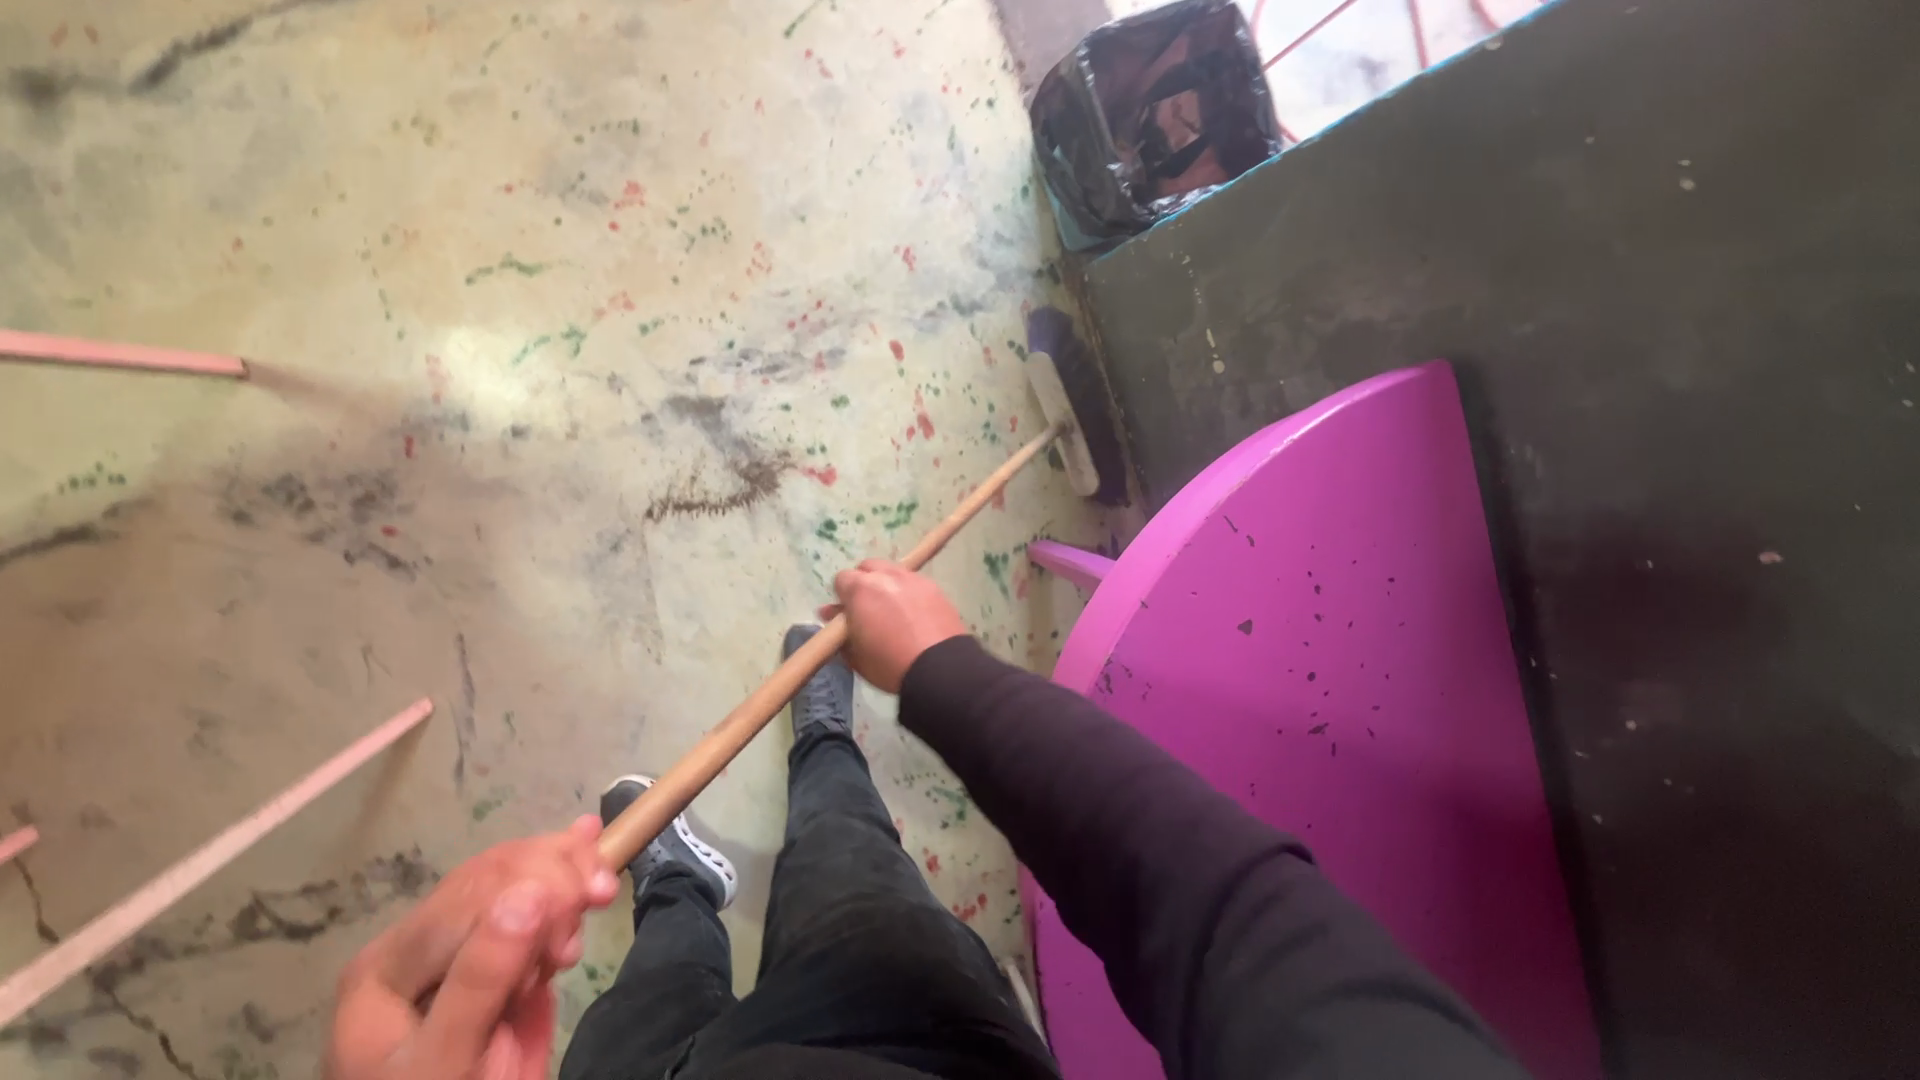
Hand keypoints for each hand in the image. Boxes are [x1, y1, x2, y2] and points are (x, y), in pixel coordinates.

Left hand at [324, 816, 620, 1079]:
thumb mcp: (445, 1059)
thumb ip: (480, 980)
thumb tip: (530, 895)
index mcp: (388, 964)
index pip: (467, 896)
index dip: (534, 881)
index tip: (590, 900)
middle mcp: (423, 942)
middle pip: (496, 876)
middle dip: (557, 874)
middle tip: (602, 894)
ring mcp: (466, 945)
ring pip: (519, 878)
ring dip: (568, 876)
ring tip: (600, 897)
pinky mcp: (506, 957)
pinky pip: (535, 902)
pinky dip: (566, 873)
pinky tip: (588, 835)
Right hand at [821, 559, 969, 692]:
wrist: (939, 668)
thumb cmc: (890, 664)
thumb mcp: (856, 655)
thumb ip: (840, 630)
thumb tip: (830, 613)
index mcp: (860, 590)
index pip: (842, 579)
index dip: (842, 596)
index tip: (848, 613)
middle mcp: (885, 576)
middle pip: (867, 567)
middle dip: (864, 583)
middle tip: (868, 608)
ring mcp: (912, 579)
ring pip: (892, 570)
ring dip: (886, 583)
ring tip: (892, 608)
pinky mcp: (934, 587)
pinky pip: (913, 581)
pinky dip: (908, 590)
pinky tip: (913, 612)